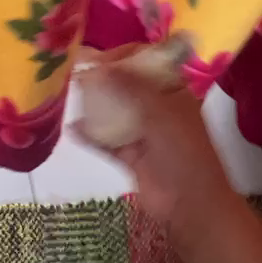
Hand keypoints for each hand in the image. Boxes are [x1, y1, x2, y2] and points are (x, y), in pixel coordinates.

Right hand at [75, 64, 247, 253]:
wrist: (190, 206)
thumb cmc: (182, 151)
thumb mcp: (160, 112)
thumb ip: (129, 87)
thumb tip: (100, 65)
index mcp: (174, 91)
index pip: (148, 62)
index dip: (124, 56)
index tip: (99, 58)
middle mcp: (159, 107)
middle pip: (128, 85)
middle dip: (105, 78)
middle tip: (78, 73)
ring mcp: (144, 132)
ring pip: (116, 112)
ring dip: (95, 104)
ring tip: (71, 93)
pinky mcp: (131, 156)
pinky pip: (108, 140)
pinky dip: (91, 134)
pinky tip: (72, 127)